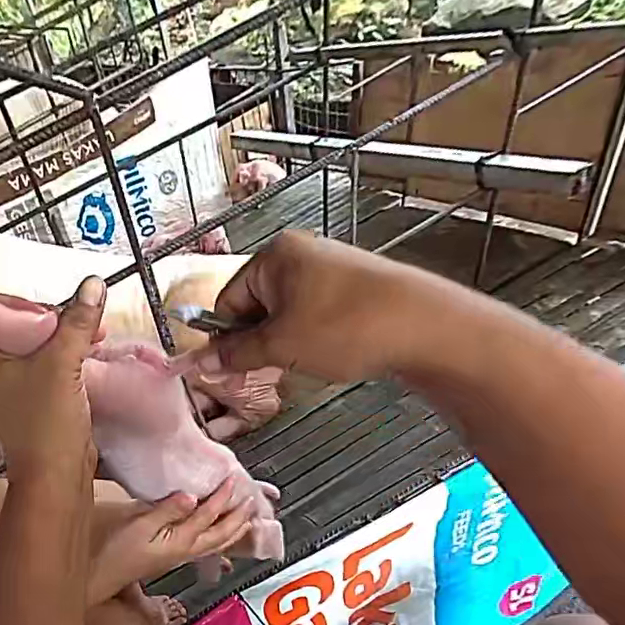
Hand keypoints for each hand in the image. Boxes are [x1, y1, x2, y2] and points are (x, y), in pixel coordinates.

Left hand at [0, 276, 103, 480]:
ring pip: (36, 338)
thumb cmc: (46, 423)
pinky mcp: (31, 390)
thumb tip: (94, 283)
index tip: (57, 305)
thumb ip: (77, 321)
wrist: (58, 473)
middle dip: (53, 316)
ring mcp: (8, 378)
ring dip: (65, 332)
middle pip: (18, 319)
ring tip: (94, 330)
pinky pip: (46, 357)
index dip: (27, 301)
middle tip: (81, 317)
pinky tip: (91, 344)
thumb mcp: (61, 364)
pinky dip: (67, 349)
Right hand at [89, 480, 252, 601]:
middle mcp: (187, 550)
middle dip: (239, 518)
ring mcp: (182, 555)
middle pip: (222, 534)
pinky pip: (207, 546)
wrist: (104, 574)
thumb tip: (191, 496)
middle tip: (252, 502)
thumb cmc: (118, 550)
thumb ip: (166, 511)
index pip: (209, 515)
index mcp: (181, 540)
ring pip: (217, 543)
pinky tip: (219, 535)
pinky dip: (219, 538)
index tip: (233, 480)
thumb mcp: (140, 525)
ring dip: (234, 530)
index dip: (223, 497)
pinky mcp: (175, 556)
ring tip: (246, 520)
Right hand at [194, 230, 531, 381]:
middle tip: (272, 369)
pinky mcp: (351, 287)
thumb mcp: (280, 346)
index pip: (227, 302)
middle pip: (255, 308)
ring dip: (284, 344)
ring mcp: (328, 269)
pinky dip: (310, 339)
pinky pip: (312, 315)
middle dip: (259, 342)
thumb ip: (236, 354)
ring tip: (306, 361)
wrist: (422, 326)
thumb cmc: (345, 327)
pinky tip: (328, 353)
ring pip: (284, 316)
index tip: (233, 369)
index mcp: (273, 256)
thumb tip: (203, 362)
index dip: (227, 339)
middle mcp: (299, 254)